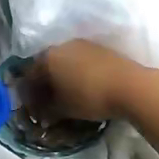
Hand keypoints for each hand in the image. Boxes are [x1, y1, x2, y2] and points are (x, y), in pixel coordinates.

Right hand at [26, 40, 149, 122]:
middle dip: (44, 84)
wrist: (130, 86)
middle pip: (46, 65)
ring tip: (65, 95)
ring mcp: (83, 44)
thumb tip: (41, 113)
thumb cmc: (90, 97)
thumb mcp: (64, 109)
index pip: (29, 76)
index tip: (32, 109)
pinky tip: (82, 86)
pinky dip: (76, 73)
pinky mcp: (100, 48)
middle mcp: (62, 46)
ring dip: (61, 77)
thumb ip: (47, 110)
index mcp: (48, 58)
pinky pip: (80, 61)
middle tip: (47, 102)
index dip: (28, 94)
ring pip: (64, 61)